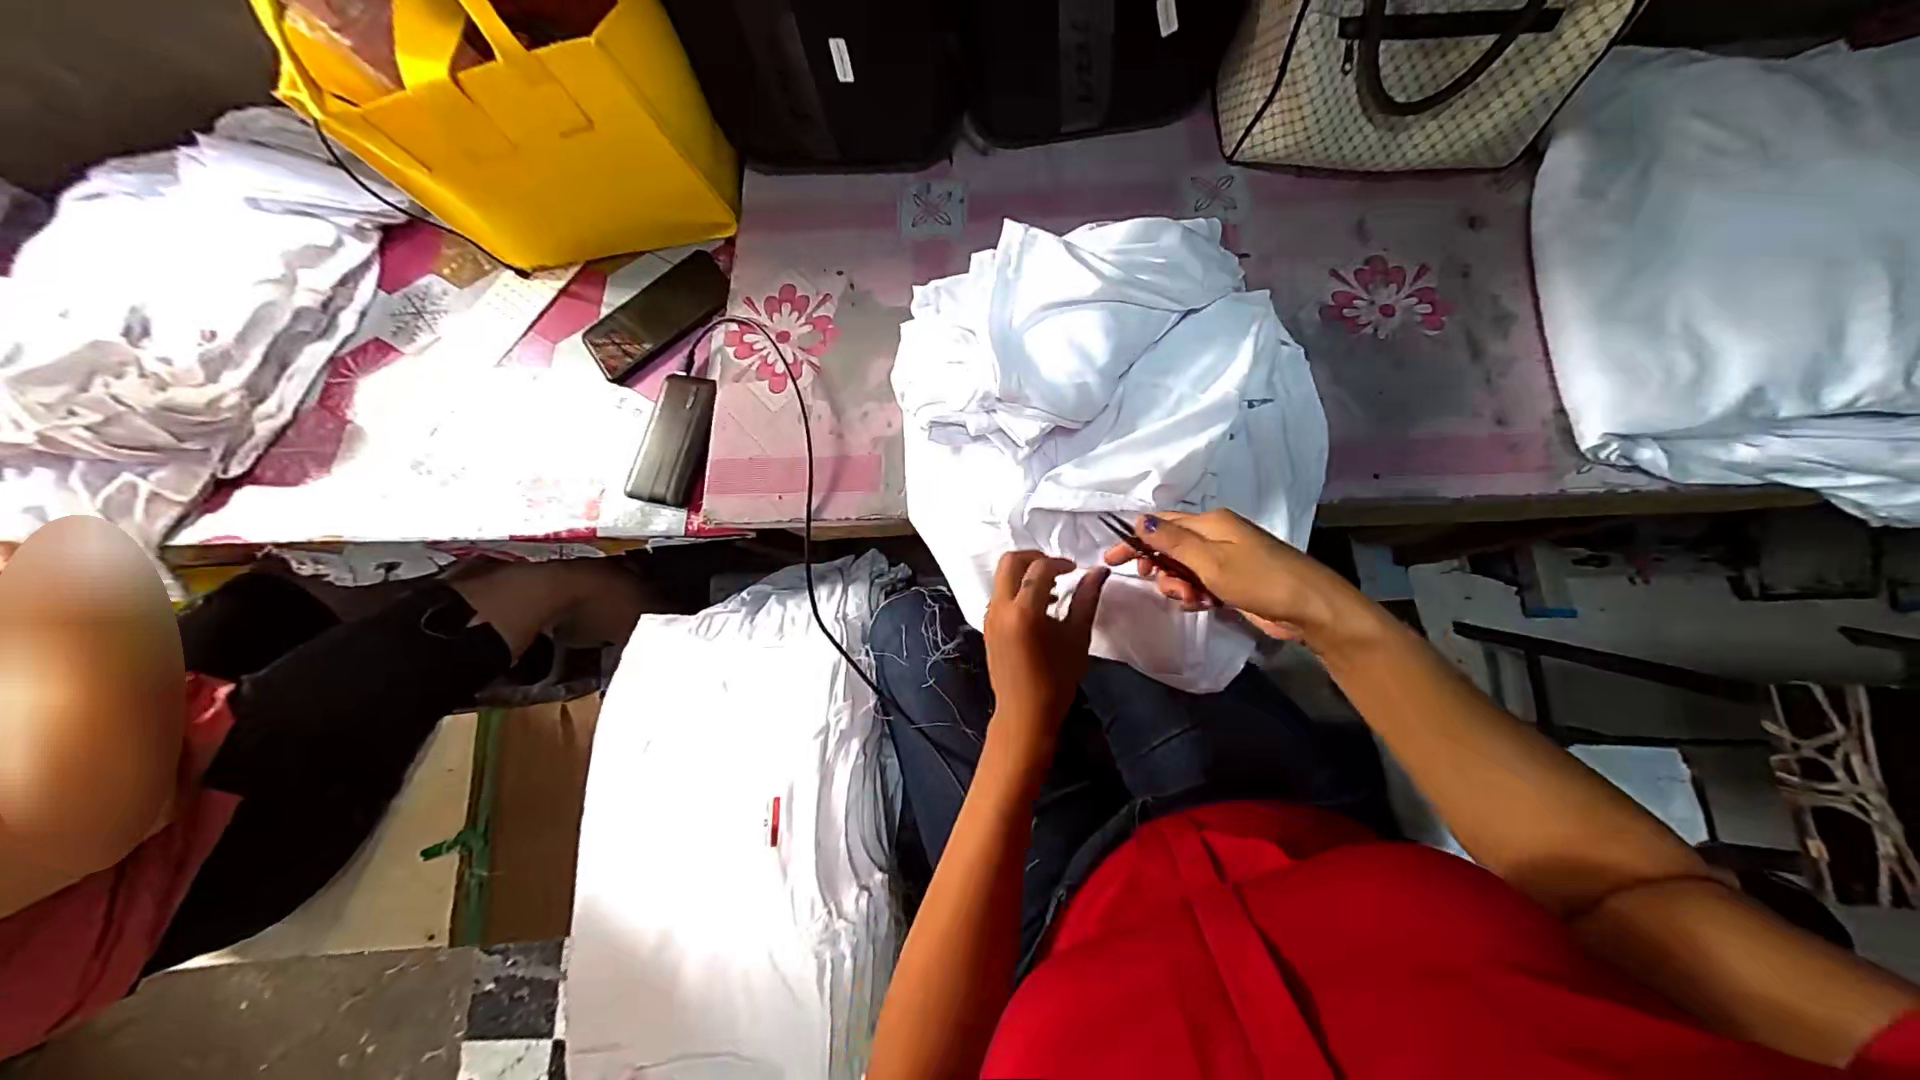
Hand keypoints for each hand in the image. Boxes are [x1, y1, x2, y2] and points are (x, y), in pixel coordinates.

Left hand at [982, 552, 1107, 759]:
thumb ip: (1086, 599)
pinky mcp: (987, 625)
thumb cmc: (1056, 679)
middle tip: (1059, 569)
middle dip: (1035, 558)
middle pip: (1011, 561)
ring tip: (1053, 590)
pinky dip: (1017, 589)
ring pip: (1002, 576)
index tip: (1076, 570)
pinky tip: (1039, 608)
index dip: (1060, 563)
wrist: (1024, 713)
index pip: (1039, 569)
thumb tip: (1099, 572)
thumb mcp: (1076, 637)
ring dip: (1025, 573)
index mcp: (1023, 612)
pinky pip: (1000, 594)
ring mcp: (990, 616)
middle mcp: (1000, 608)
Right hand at [1101, 509, 1361, 643]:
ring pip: (1182, 570)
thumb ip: (1172, 542)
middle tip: (1163, 585)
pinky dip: (1195, 594)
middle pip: (1169, 548)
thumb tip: (1138, 520)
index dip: (1134, 540)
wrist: (1310, 608)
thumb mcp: (1210, 560)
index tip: (1111, 559)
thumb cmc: (1259, 579)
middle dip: (1161, 569)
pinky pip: (1199, 584)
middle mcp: (1215, 535)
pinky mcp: (1231, 580)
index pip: (1160, 524)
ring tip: (1194, 599)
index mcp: (1209, 522)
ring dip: (1179, 586)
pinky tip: (1205, 605)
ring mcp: (1224, 558)